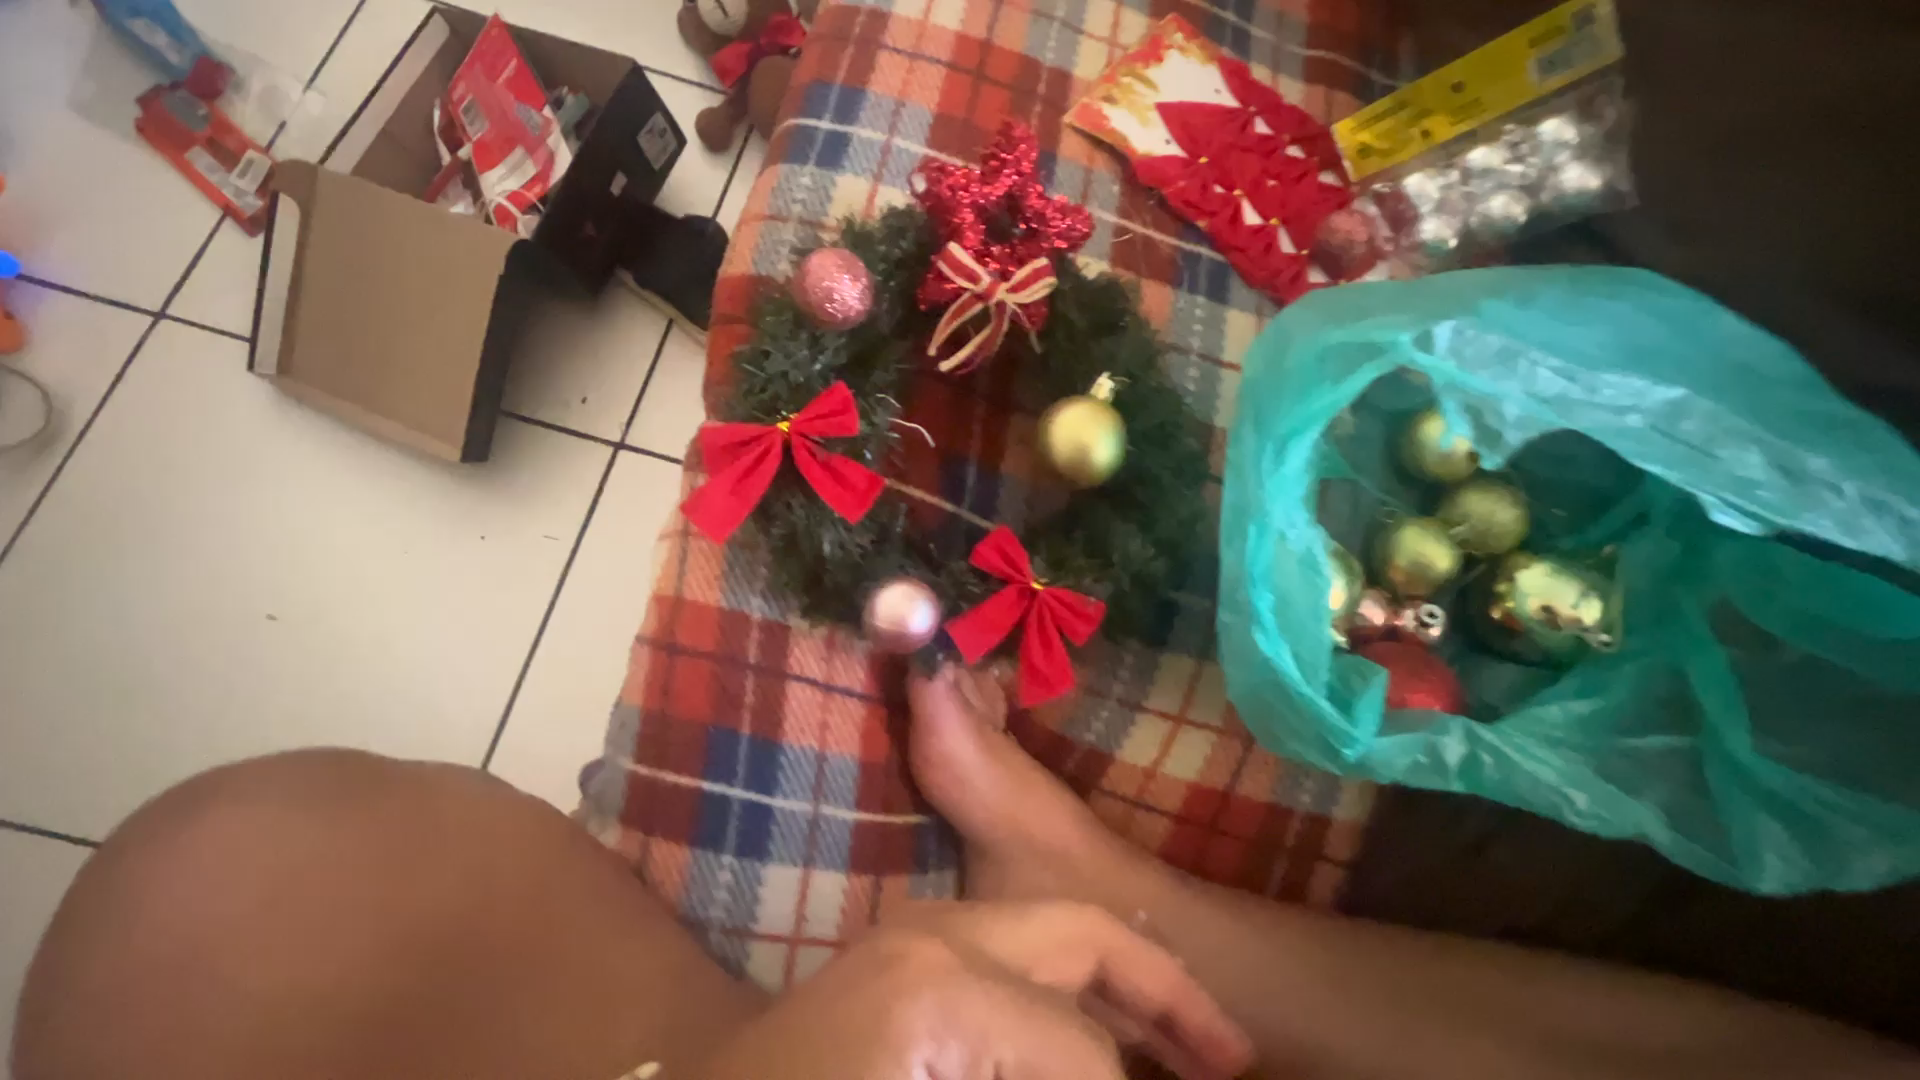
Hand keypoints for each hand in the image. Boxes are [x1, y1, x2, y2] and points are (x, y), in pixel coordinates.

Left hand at [698, 900, 1251, 1079]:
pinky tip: (1091, 1028)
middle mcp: (937, 936)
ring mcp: (915, 931)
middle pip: (1086, 935)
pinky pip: (1012, 949)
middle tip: (1231, 1055)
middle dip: (1166, 990)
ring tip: (1176, 1039)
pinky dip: (1065, 982)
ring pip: (1054, 930)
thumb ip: (1047, 1061)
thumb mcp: (942, 1064)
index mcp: (942, 995)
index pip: (1083, 1052)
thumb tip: (1109, 1068)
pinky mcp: (902, 948)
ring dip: (1120, 979)